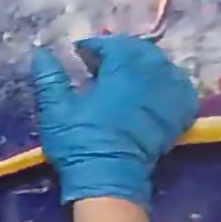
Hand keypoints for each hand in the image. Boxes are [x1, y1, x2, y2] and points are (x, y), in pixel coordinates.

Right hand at [31, 35, 198, 207]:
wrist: (107, 176)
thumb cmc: (77, 140)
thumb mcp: (55, 109)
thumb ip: (49, 78)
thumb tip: (41, 54)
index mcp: (123, 74)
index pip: (114, 46)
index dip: (95, 45)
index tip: (77, 52)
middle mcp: (153, 79)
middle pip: (143, 52)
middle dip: (120, 50)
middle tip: (98, 59)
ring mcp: (171, 97)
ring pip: (163, 66)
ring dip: (142, 63)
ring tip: (122, 71)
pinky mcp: (179, 114)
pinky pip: (178, 86)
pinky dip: (163, 80)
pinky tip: (148, 86)